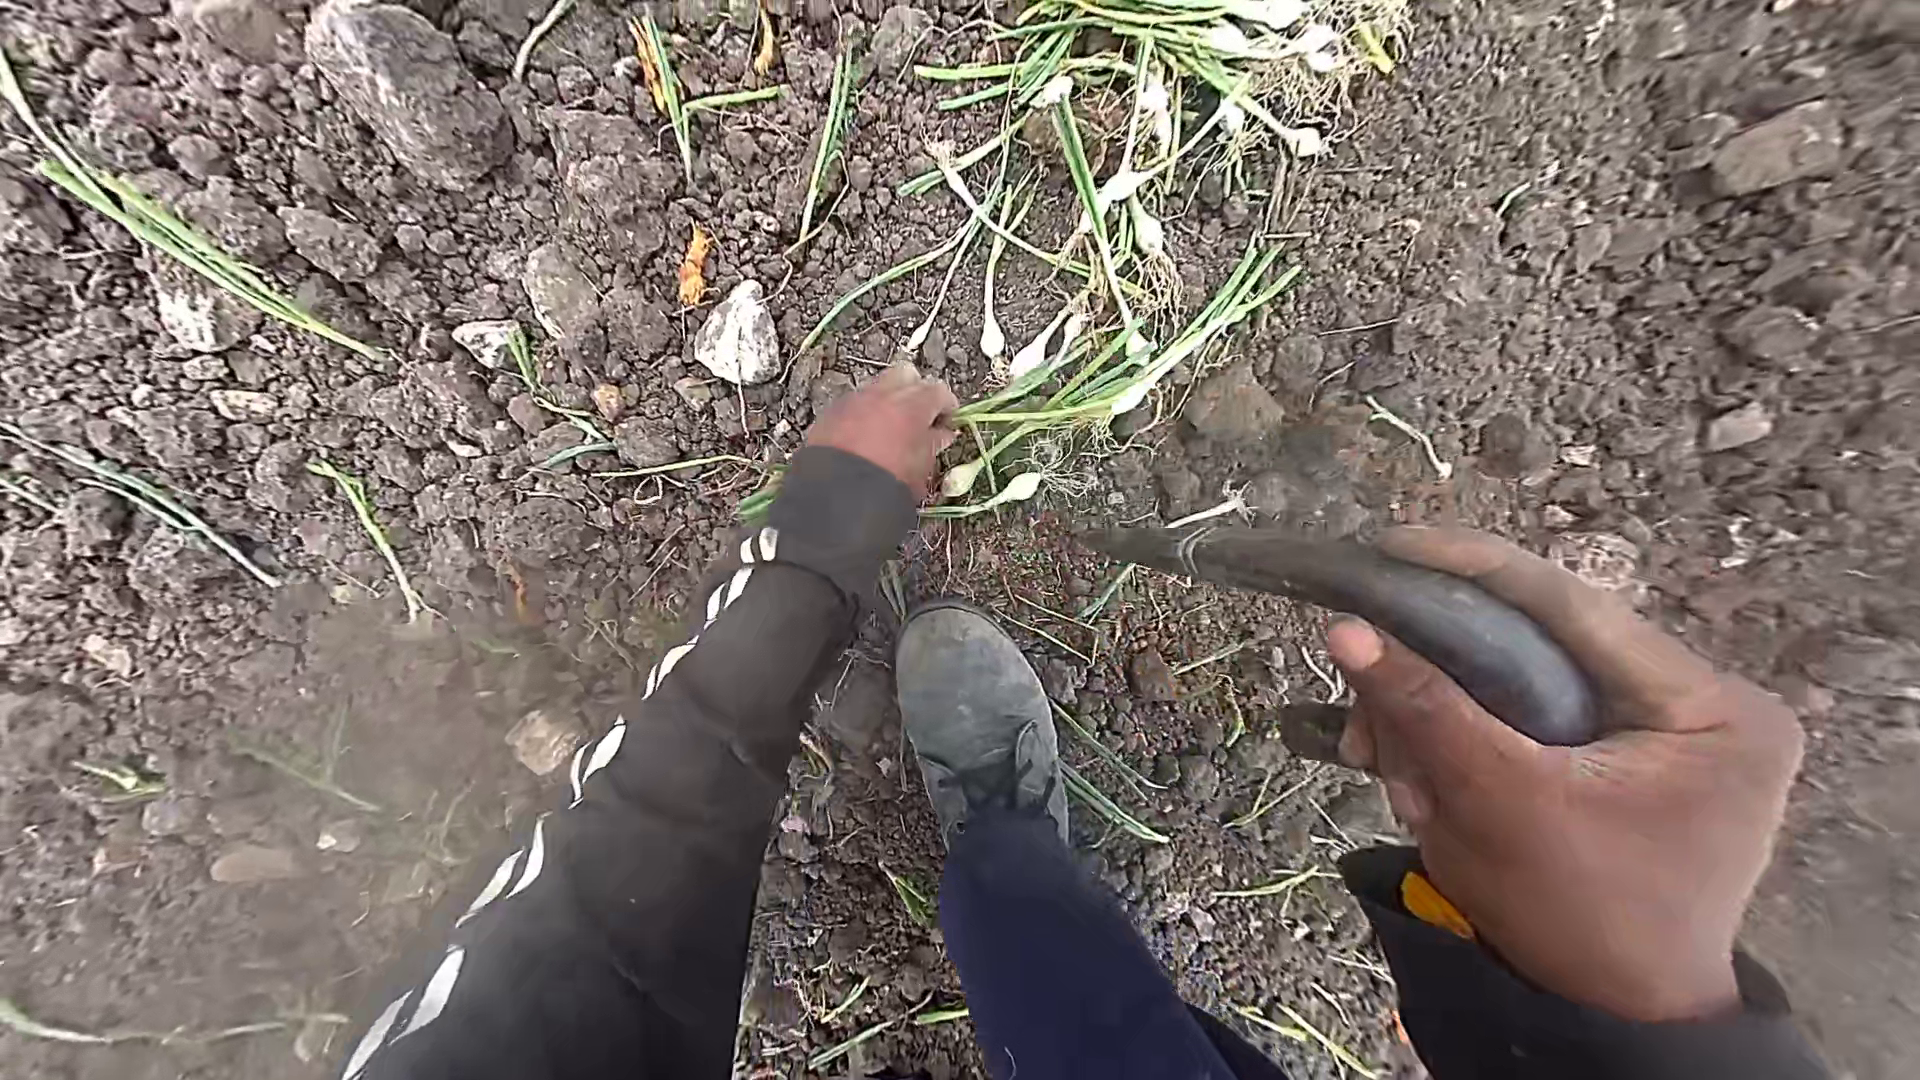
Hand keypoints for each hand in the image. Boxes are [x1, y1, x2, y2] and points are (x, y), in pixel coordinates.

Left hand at [805, 361, 957, 499]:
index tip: (947, 424)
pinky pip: (855, 402)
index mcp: (914, 404)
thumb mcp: (921, 469)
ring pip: (879, 386)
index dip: (947, 408)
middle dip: (916, 391)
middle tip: (919, 418)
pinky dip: (864, 413)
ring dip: (888, 401)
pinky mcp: (831, 410)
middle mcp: (884, 392)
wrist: (836, 495)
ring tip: (891, 430)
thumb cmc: (889, 484)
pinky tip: (865, 437)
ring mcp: (855, 398)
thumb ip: (933, 445)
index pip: (940, 391)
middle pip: (907, 375)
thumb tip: (941, 434)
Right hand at [1328, 527, 1803, 1022]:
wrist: (1586, 999)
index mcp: (1697, 704)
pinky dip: (1418, 738)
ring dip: (1411, 720)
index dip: (1471, 564)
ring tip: (1386, 775)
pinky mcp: (1551, 742)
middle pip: (1503, 642)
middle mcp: (1655, 698)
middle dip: (1422, 682)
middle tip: (1370, 723)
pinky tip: (1399, 780)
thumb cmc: (1574, 907)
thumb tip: (1341, 628)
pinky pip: (1462, 710)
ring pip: (1468, 675)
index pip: (1571, 602)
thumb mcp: (1493, 797)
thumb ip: (1418, 704)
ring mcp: (1600, 720)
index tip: (1388, 543)